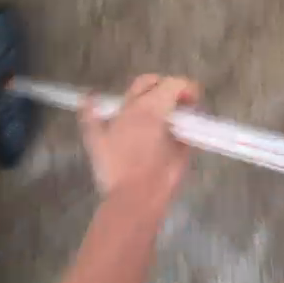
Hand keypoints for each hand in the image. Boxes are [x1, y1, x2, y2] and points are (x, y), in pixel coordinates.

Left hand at [80, 75, 198, 210]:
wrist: (134, 200)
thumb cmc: (163, 175)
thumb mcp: (182, 149)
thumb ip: (183, 129)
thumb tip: (183, 119)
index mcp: (154, 106)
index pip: (173, 84)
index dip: (187, 89)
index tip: (194, 102)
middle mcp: (132, 106)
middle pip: (149, 81)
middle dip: (164, 86)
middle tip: (175, 103)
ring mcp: (113, 119)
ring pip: (128, 95)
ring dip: (142, 97)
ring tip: (152, 113)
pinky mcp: (97, 136)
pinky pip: (89, 116)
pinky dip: (90, 107)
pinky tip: (90, 101)